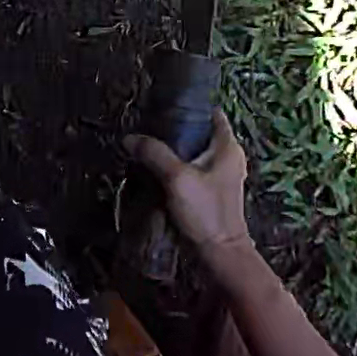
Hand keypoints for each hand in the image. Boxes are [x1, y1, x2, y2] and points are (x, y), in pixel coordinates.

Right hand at [125, 110, 252, 264]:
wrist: (218, 252)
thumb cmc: (205, 211)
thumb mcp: (176, 177)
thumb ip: (153, 153)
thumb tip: (129, 138)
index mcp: (227, 148)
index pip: (211, 114)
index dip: (189, 105)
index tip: (162, 103)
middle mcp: (225, 157)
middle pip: (197, 131)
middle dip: (172, 127)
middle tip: (144, 124)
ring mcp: (216, 174)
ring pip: (189, 150)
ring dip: (168, 147)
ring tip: (142, 143)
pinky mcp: (205, 189)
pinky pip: (185, 167)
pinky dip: (169, 163)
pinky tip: (149, 166)